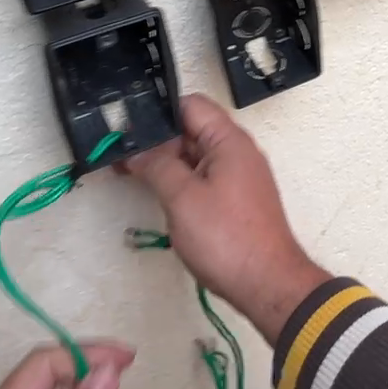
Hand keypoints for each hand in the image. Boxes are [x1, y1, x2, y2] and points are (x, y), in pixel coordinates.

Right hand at [121, 95, 331, 340]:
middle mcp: (238, 150)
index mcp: (229, 140)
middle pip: (193, 130)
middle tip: (120, 155)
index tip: (128, 126)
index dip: (159, 112)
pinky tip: (159, 194)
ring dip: (167, 162)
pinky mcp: (237, 198)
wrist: (267, 282)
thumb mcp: (182, 198)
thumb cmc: (226, 238)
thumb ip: (157, 167)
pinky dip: (181, 180)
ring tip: (130, 173)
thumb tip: (137, 150)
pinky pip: (205, 177)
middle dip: (158, 140)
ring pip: (197, 155)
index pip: (192, 105)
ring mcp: (239, 175)